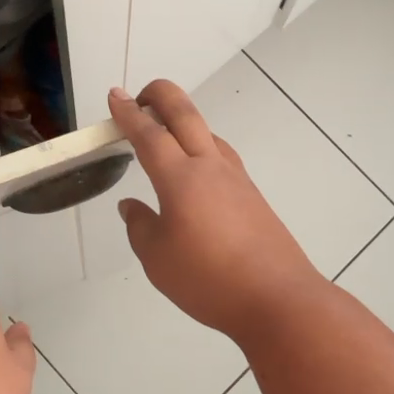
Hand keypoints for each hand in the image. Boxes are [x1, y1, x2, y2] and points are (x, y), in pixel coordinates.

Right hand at [109, 81, 332, 339]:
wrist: (277, 297)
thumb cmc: (209, 280)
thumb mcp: (158, 260)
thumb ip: (140, 227)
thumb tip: (131, 206)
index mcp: (180, 178)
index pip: (148, 134)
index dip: (128, 113)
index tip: (115, 96)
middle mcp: (210, 167)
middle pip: (185, 113)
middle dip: (160, 95)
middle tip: (140, 97)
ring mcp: (237, 179)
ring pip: (208, 133)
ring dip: (184, 122)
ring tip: (165, 137)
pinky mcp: (253, 196)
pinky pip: (222, 157)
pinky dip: (202, 148)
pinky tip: (197, 174)